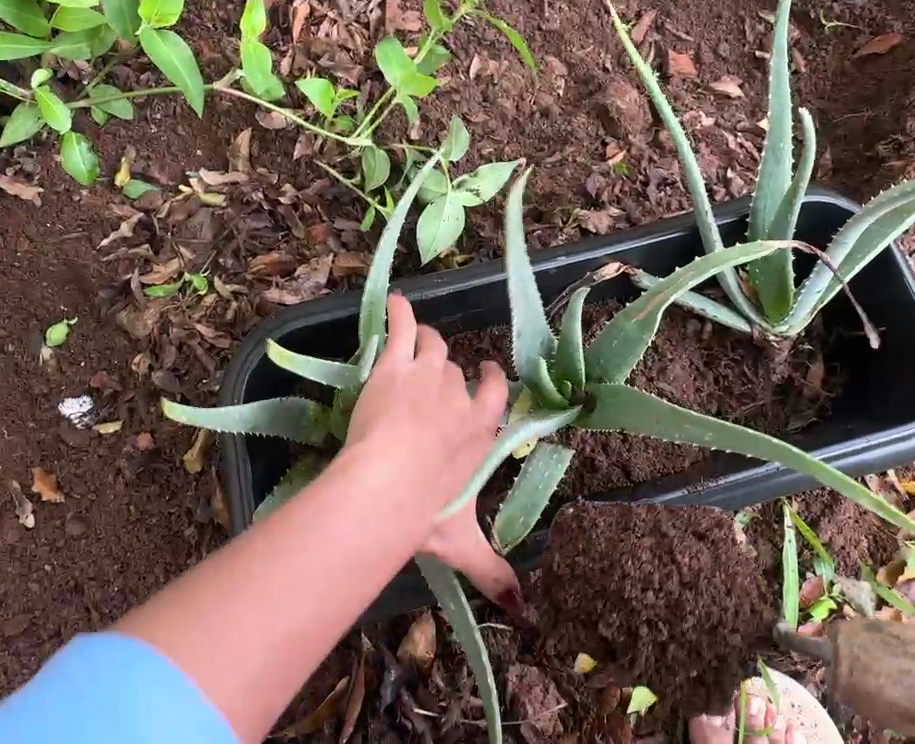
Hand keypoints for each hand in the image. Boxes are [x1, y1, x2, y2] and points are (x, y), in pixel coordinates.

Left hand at [345, 293, 517, 607]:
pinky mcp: (394, 364)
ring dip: (425, 341)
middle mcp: (460, 395)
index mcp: (481, 428)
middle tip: (434, 373)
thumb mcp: (463, 542)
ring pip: (432, 345)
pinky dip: (397, 312)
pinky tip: (393, 301)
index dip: (488, 382)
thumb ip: (492, 571)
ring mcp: (427, 374)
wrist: (390, 483)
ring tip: (416, 339)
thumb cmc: (428, 511)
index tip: (485, 374)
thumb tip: (524, 612)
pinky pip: (400, 326)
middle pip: (457, 368)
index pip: (494, 392)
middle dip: (448, 368)